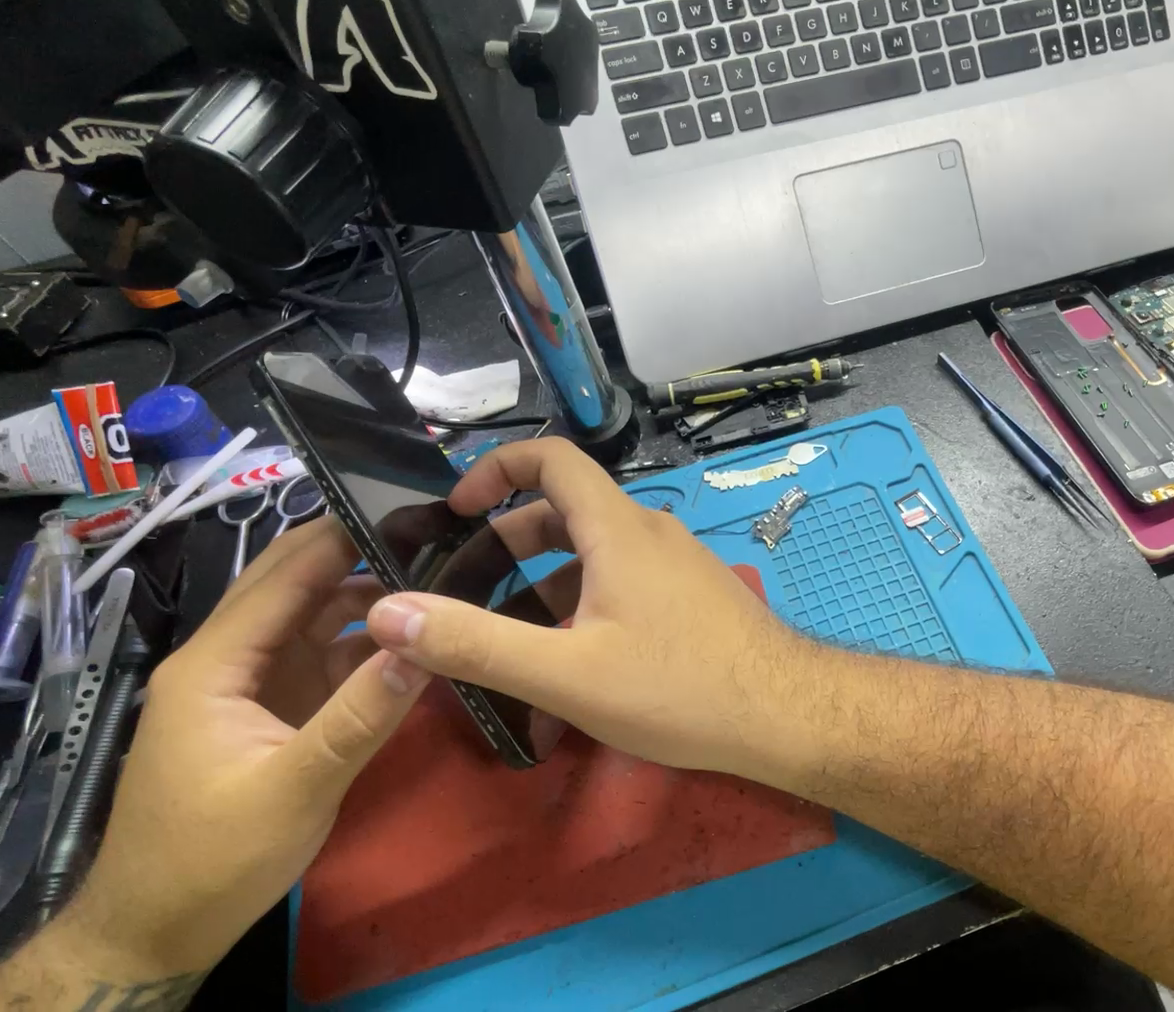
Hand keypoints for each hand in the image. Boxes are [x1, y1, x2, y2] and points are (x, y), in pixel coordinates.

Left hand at [51, 518, 431, 978]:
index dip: (342, 538)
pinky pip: (324, 655)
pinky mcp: (273, 706)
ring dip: (369, 594)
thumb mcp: (296, 789)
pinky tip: (412, 635)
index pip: (284, 578)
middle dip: (354, 551)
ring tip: (437, 572)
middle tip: (431, 529)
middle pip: (292, 583)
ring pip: (314, 616)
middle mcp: (230, 658)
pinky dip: (367, 640)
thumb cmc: (213, 859)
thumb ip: (361, 716)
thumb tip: (424, 644)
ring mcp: (253, 681)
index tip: (410, 509)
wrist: (158, 931)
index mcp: (214, 664)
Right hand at [366, 437, 832, 779]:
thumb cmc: (678, 688)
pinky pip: (624, 584)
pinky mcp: (691, 596)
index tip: (456, 508)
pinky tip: (569, 667)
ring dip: (544, 587)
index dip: (497, 467)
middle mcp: (649, 532)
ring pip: (594, 555)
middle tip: (464, 593)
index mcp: (618, 529)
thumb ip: (475, 642)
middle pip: (567, 512)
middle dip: (509, 544)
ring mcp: (675, 564)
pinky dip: (584, 607)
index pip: (552, 458)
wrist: (785, 715)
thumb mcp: (565, 673)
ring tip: (505, 642)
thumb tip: (388, 612)